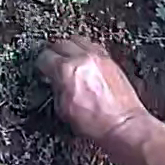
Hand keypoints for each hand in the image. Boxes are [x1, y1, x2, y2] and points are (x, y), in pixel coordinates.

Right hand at [36, 37, 155, 152]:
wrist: (123, 125)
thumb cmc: (97, 122)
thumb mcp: (64, 109)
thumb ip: (56, 88)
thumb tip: (54, 80)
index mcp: (67, 70)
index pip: (45, 56)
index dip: (41, 64)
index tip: (43, 69)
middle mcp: (83, 59)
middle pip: (60, 42)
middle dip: (54, 53)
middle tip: (53, 62)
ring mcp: (98, 57)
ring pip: (77, 40)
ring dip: (70, 48)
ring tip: (68, 59)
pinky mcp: (110, 60)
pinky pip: (92, 46)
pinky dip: (85, 50)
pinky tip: (84, 61)